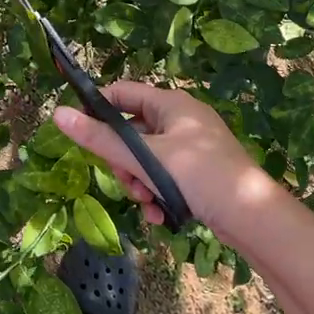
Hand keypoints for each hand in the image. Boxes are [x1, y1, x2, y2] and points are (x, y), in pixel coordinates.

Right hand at [53, 81, 269, 238]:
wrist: (256, 220)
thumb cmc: (199, 175)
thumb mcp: (144, 158)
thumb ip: (100, 138)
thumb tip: (57, 113)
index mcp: (170, 103)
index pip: (121, 93)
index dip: (98, 110)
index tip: (83, 136)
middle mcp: (181, 118)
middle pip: (133, 130)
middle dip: (123, 160)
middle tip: (124, 180)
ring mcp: (193, 147)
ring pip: (147, 158)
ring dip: (139, 181)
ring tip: (145, 203)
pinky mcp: (201, 173)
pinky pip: (166, 176)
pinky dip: (157, 193)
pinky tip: (159, 216)